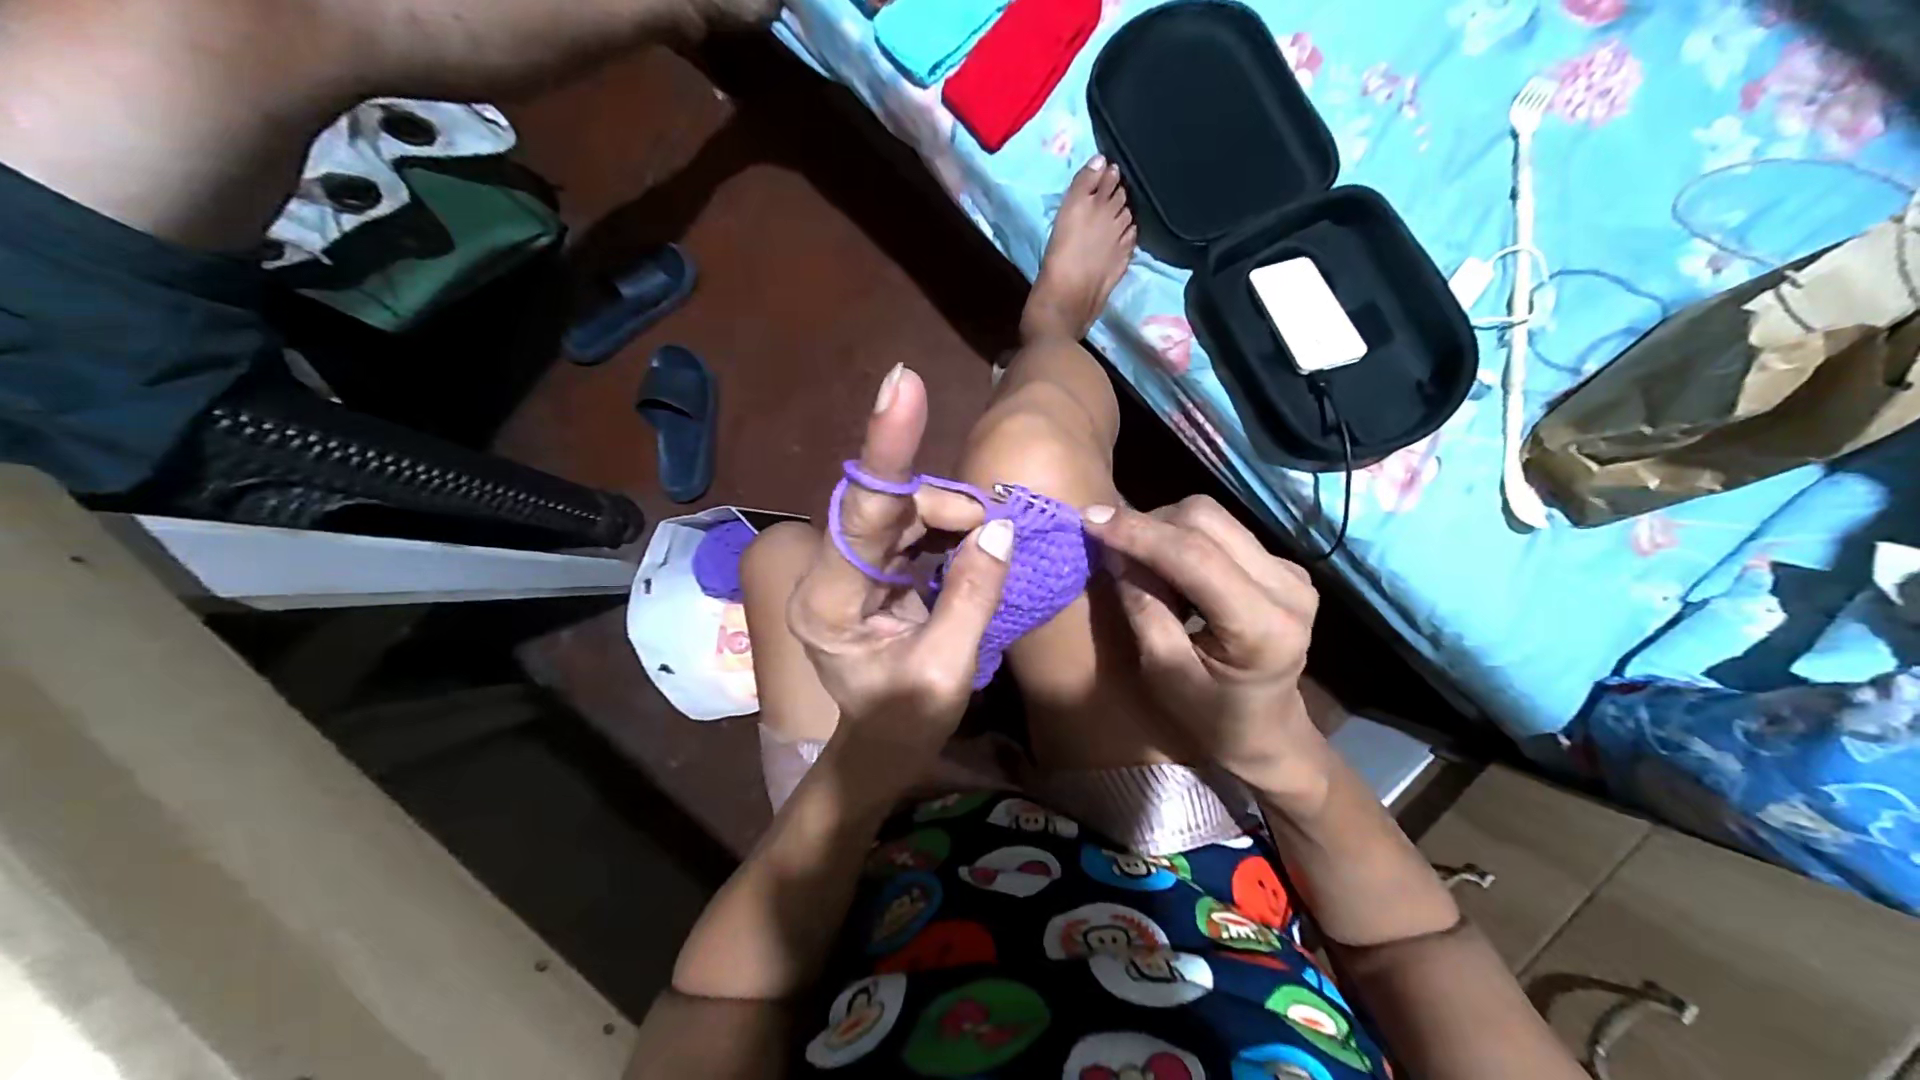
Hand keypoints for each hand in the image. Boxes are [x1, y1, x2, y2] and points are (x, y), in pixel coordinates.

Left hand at [786, 365, 1013, 759]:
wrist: (880, 752)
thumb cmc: (903, 726)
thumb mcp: (944, 672)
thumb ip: (970, 597)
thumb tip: (997, 530)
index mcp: (826, 603)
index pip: (857, 514)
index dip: (884, 449)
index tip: (901, 385)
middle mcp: (827, 575)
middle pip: (882, 507)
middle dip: (939, 502)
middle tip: (988, 522)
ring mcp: (848, 570)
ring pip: (899, 513)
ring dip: (947, 516)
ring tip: (985, 539)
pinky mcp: (872, 571)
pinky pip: (909, 530)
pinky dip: (946, 529)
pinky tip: (971, 542)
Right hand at [1082, 496, 1332, 809]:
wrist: (1266, 730)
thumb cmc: (1208, 715)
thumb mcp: (1162, 670)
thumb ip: (1141, 605)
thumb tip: (1114, 549)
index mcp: (1262, 627)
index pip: (1194, 557)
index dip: (1138, 532)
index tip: (1090, 520)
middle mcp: (1289, 588)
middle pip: (1206, 520)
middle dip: (1149, 525)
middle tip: (1114, 549)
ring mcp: (1292, 571)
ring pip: (1213, 517)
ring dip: (1165, 528)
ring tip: (1142, 562)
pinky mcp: (1285, 564)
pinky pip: (1223, 529)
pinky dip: (1184, 538)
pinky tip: (1171, 567)